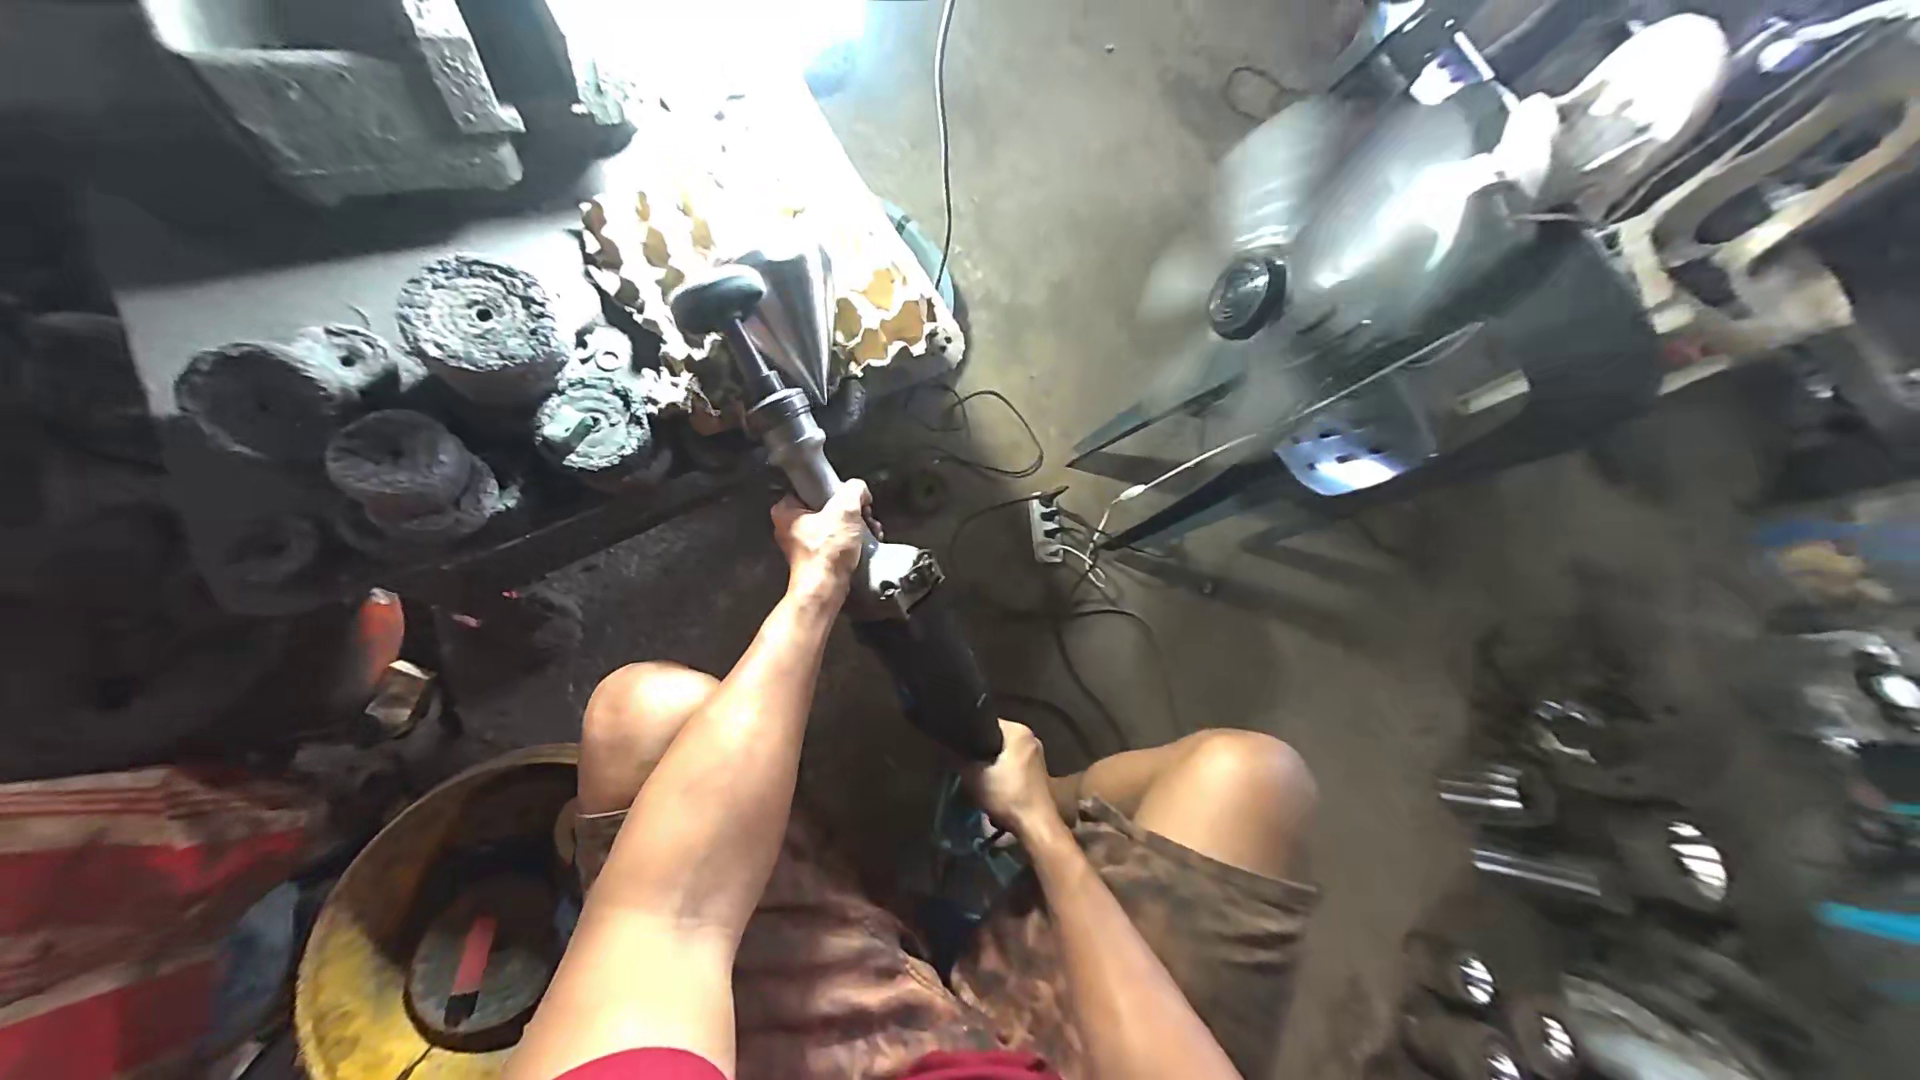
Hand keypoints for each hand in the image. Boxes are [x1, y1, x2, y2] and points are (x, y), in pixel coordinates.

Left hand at [771, 480, 870, 602]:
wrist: (825, 590)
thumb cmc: (826, 554)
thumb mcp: (846, 509)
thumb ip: (854, 489)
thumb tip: (860, 490)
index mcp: (786, 510)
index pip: (814, 488)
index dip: (836, 491)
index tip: (849, 499)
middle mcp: (790, 527)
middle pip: (828, 507)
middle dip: (851, 512)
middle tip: (862, 517)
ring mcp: (803, 545)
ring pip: (835, 525)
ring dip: (855, 527)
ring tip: (867, 531)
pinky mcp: (816, 559)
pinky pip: (837, 542)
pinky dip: (851, 542)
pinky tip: (863, 545)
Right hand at [964, 720, 1060, 837]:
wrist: (1036, 826)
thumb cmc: (1008, 796)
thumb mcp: (976, 778)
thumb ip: (959, 760)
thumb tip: (944, 748)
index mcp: (1019, 731)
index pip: (988, 723)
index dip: (970, 734)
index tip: (958, 746)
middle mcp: (1031, 737)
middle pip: (997, 738)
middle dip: (981, 750)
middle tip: (964, 762)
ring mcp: (1037, 755)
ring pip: (1005, 753)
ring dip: (992, 762)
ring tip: (976, 774)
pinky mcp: (1039, 772)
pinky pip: (1014, 764)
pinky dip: (1003, 771)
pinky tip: (993, 784)